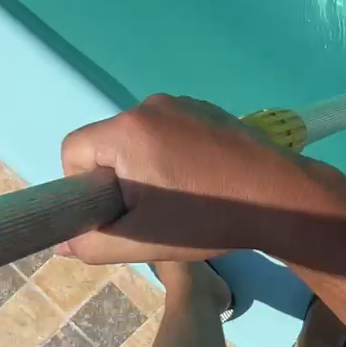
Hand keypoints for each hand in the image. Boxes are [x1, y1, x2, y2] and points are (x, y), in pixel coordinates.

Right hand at [56, 94, 345, 263]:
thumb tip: (63, 242)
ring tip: (183, 199)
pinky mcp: (209, 109)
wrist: (281, 196)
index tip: (115, 211)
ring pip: (142, 139)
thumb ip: (92, 243)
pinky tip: (204, 181)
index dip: (82, 186)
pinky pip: (172, 131)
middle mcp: (151, 105)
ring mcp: (184, 103)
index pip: (75, 150)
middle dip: (119, 177)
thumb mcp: (143, 241)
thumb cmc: (208, 219)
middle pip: (109, 142)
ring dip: (148, 167)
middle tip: (152, 211)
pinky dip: (175, 154)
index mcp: (128, 130)